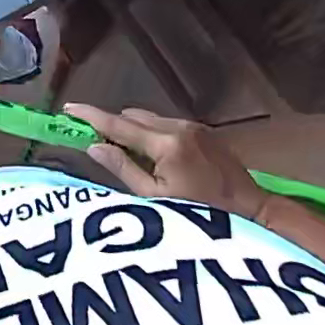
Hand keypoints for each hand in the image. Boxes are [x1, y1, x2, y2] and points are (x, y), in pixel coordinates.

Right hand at [65, 104, 271, 219]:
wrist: (255, 215)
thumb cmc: (202, 216)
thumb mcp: (156, 199)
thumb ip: (122, 169)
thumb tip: (94, 146)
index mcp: (165, 144)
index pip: (118, 124)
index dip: (90, 116)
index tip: (68, 109)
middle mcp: (178, 127)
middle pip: (132, 116)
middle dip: (113, 125)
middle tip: (97, 141)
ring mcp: (193, 126)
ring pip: (149, 118)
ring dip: (133, 129)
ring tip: (127, 153)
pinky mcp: (204, 130)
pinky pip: (166, 124)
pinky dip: (152, 133)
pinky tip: (154, 156)